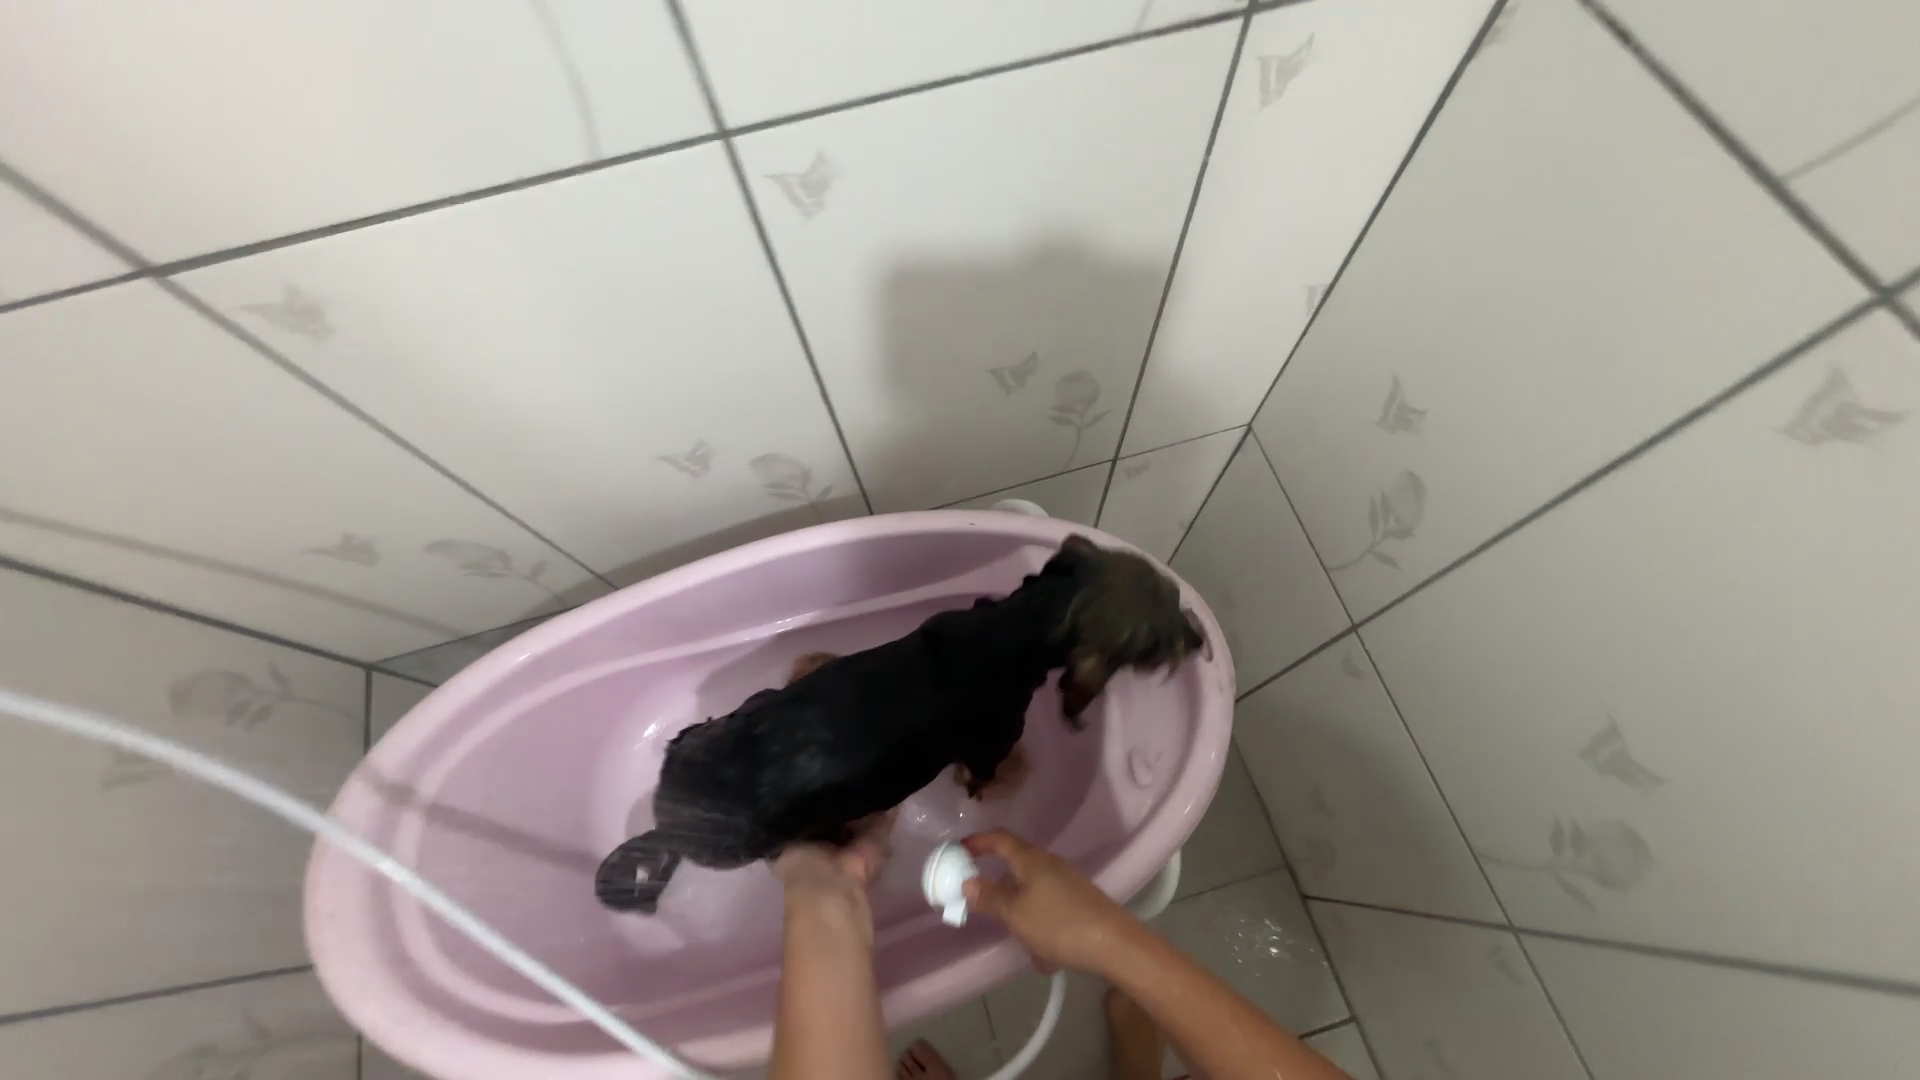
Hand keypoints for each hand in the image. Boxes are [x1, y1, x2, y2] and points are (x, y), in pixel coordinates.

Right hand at [962, 829, 1141, 974]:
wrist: (1115, 945)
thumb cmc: (1059, 924)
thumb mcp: (1016, 914)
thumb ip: (990, 898)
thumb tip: (968, 882)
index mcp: (1030, 859)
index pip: (999, 839)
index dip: (978, 842)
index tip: (959, 850)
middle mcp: (1049, 864)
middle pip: (1016, 867)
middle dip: (999, 888)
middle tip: (983, 906)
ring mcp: (1067, 882)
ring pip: (1032, 894)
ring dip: (1022, 916)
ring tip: (1022, 943)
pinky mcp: (1079, 902)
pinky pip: (1049, 911)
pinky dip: (1041, 929)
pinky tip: (1046, 957)